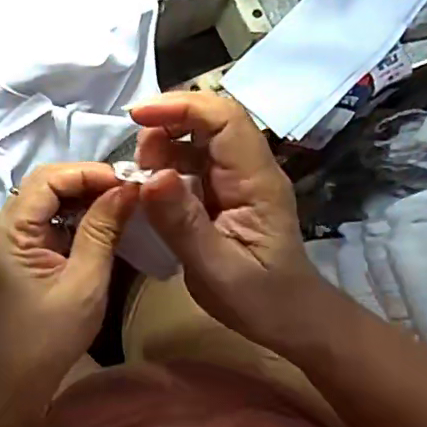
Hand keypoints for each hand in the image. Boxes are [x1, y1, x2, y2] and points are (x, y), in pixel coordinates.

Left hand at [0, 162, 138, 384]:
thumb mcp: (85, 281)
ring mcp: (7, 241)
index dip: (88, 173)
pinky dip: (73, 216)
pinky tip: (101, 221)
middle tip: (127, 190)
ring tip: (120, 202)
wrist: (18, 381)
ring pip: (45, 201)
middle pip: (43, 185)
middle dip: (86, 181)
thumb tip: (128, 188)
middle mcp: (1, 228)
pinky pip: (45, 221)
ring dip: (81, 197)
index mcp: (9, 232)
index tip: (127, 181)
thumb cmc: (51, 336)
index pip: (47, 180)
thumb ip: (103, 230)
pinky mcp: (17, 254)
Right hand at [132, 92, 341, 354]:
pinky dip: (166, 167)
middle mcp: (249, 169)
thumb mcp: (215, 269)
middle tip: (136, 164)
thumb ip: (182, 224)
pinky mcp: (224, 191)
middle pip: (210, 120)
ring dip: (162, 147)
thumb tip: (150, 178)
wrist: (291, 319)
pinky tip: (150, 191)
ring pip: (197, 139)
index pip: (225, 119)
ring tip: (140, 180)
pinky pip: (192, 163)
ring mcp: (237, 178)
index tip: (138, 116)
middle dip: (165, 126)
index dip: (181, 107)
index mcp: (256, 180)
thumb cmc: (260, 298)